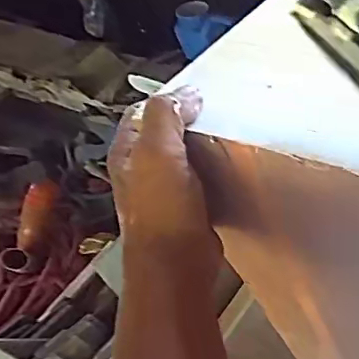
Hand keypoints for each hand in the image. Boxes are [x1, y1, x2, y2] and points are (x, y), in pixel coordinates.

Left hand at [107, 89, 219, 273]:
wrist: (177, 265)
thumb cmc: (162, 209)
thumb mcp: (157, 151)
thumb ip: (165, 115)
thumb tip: (187, 94)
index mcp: (127, 152)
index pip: (145, 111)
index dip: (170, 100)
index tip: (202, 95)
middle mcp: (142, 171)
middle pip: (168, 135)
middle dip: (192, 123)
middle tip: (221, 114)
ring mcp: (166, 193)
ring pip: (187, 159)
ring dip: (206, 149)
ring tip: (230, 137)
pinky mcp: (189, 211)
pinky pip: (203, 183)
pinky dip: (216, 174)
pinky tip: (232, 170)